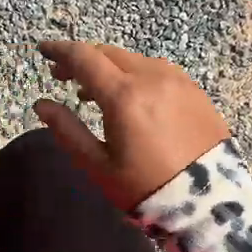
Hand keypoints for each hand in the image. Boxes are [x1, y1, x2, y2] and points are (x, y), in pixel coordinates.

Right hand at [33, 40, 230, 208]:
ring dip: (108, 67)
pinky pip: (156, 70)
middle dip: (82, 59)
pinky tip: (130, 95)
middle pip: (108, 53)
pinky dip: (134, 74)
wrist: (209, 201)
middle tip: (62, 77)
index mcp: (123, 95)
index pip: (84, 57)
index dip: (60, 50)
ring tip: (94, 91)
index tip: (43, 50)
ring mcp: (177, 81)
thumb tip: (42, 104)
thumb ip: (66, 129)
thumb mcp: (97, 164)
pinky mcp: (195, 90)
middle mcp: (151, 77)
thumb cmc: (145, 187)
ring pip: (133, 60)